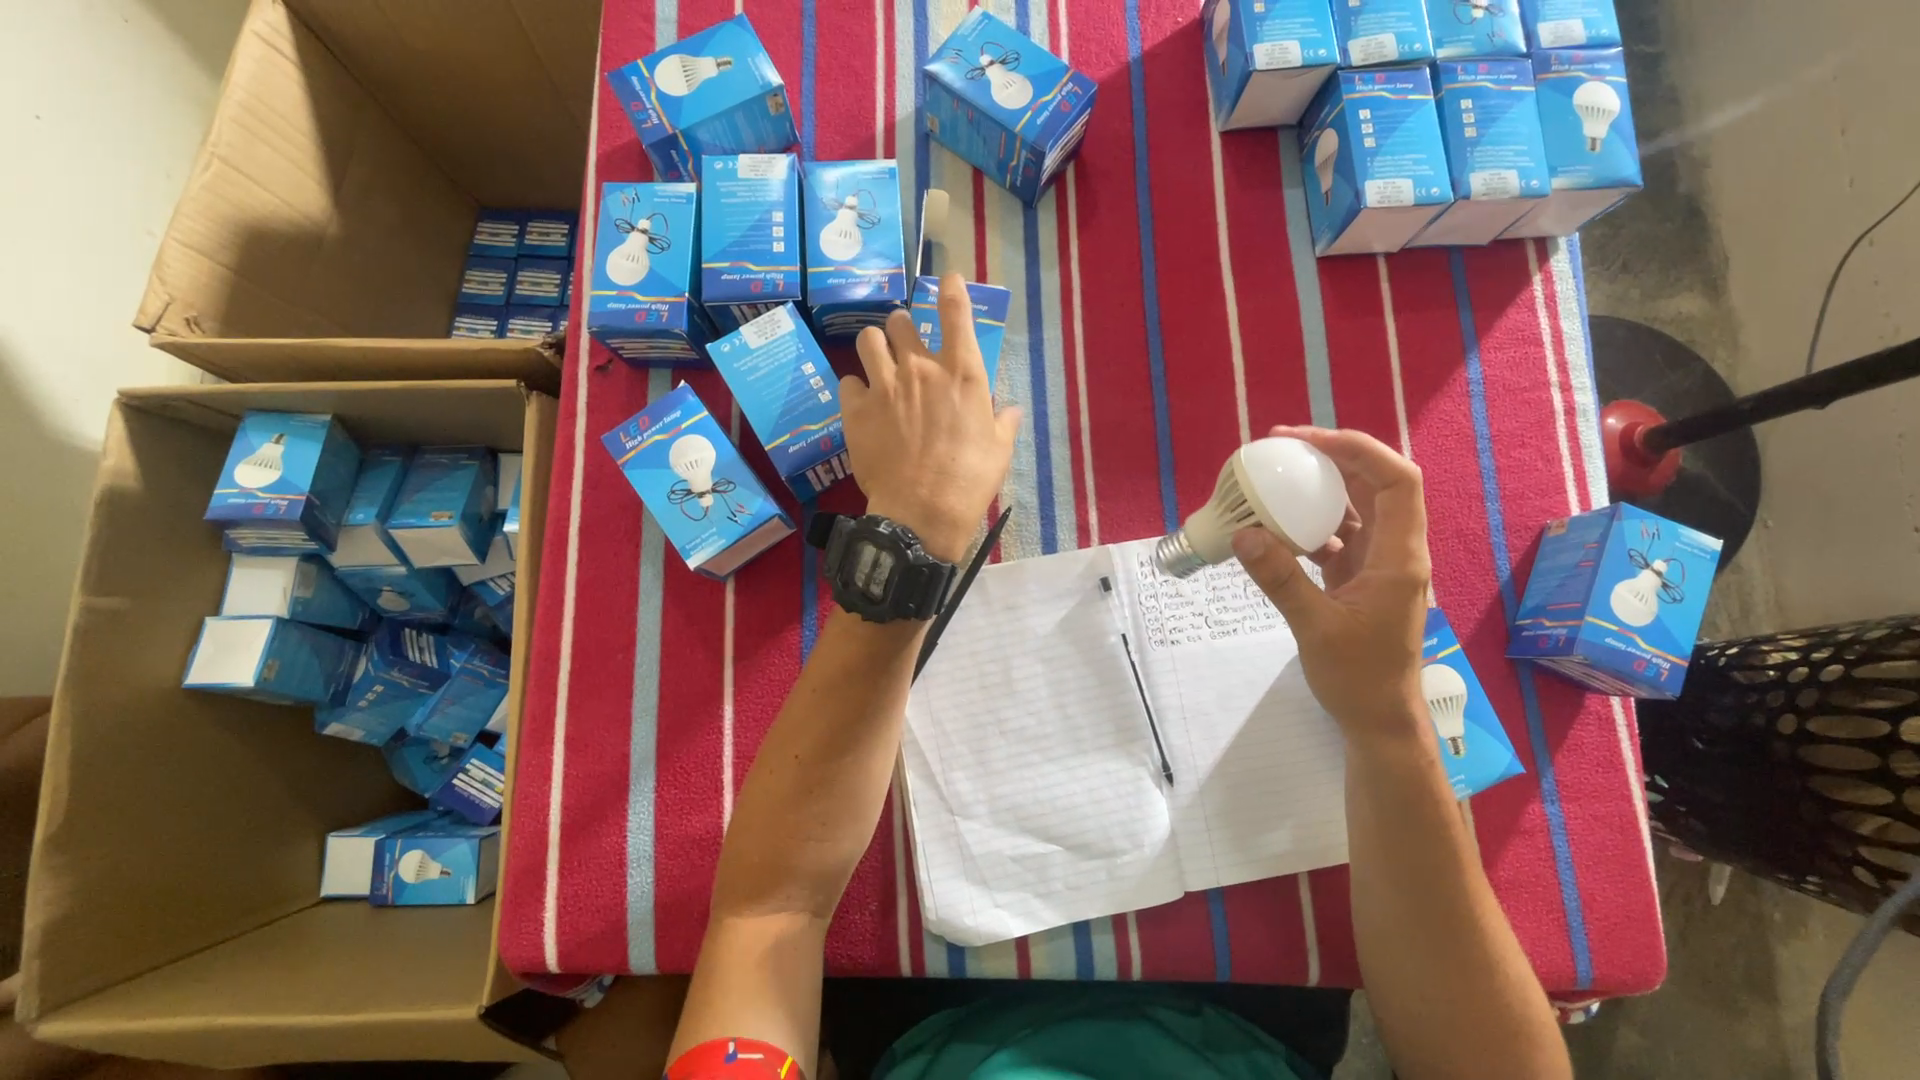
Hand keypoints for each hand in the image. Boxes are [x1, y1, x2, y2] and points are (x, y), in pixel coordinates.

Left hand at [842, 273, 1022, 561]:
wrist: (922, 513)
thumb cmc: (969, 481)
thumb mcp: (999, 450)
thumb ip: (1003, 422)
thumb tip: (1009, 410)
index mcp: (962, 373)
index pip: (955, 312)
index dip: (950, 288)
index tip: (947, 279)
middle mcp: (920, 368)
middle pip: (900, 321)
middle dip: (902, 326)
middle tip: (905, 343)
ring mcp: (884, 386)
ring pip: (868, 339)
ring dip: (874, 345)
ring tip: (878, 360)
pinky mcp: (855, 409)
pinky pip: (847, 381)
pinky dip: (855, 388)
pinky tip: (861, 402)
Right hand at [1231, 426, 1431, 744]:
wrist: (1378, 719)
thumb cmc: (1358, 677)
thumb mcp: (1314, 627)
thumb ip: (1280, 578)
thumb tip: (1243, 533)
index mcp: (1400, 558)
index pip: (1396, 480)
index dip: (1356, 449)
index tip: (1304, 442)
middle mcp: (1396, 552)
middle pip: (1377, 485)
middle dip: (1334, 458)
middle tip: (1282, 448)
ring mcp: (1380, 566)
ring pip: (1358, 508)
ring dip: (1322, 488)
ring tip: (1278, 477)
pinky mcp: (1362, 580)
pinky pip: (1341, 535)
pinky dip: (1313, 523)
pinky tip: (1280, 526)